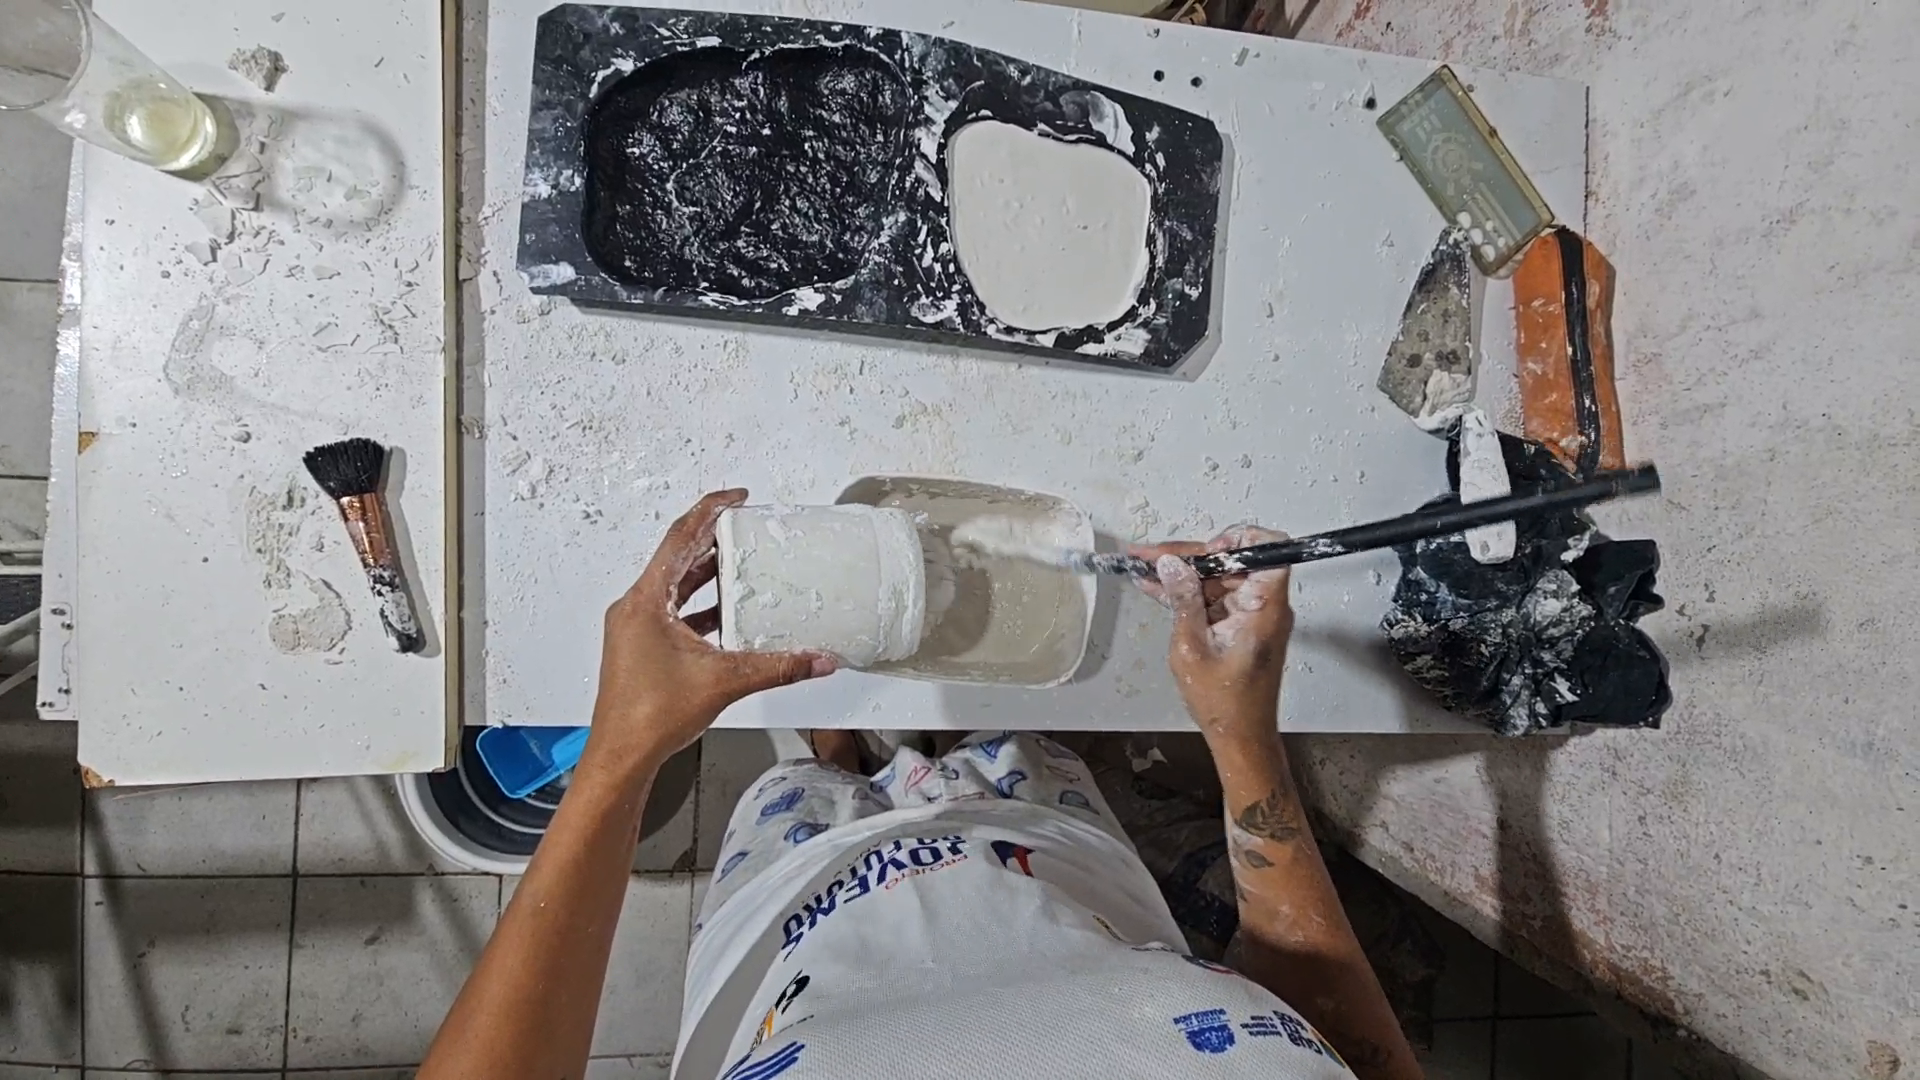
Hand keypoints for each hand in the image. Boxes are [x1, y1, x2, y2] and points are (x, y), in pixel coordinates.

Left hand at [588, 490, 836, 770]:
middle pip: (677, 556)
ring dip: (708, 572)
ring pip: (676, 585)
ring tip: (742, 562)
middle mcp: (636, 608)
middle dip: (713, 538)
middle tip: (744, 525)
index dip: (710, 511)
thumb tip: (818, 659)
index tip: (735, 498)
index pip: (681, 538)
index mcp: (647, 602)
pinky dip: (702, 604)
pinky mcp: (642, 645)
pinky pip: (675, 610)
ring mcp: (637, 627)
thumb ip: (779, 666)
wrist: (621, 756)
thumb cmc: (649, 717)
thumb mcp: (726, 681)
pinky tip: (729, 613)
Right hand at [1132, 525, 1293, 747]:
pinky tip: (1154, 586)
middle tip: (1147, 555)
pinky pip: (1213, 597)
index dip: (1237, 539)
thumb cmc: (1221, 699)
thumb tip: (1170, 562)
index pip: (1269, 549)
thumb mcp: (1191, 646)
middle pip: (1231, 561)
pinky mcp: (1239, 624)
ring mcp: (1251, 614)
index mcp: (1263, 606)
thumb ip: (1183, 600)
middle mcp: (1264, 604)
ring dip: (1180, 573)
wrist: (1238, 734)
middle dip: (1189, 555)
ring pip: (1217, 578)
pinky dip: (1186, 592)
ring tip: (1141, 568)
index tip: (1203, 550)